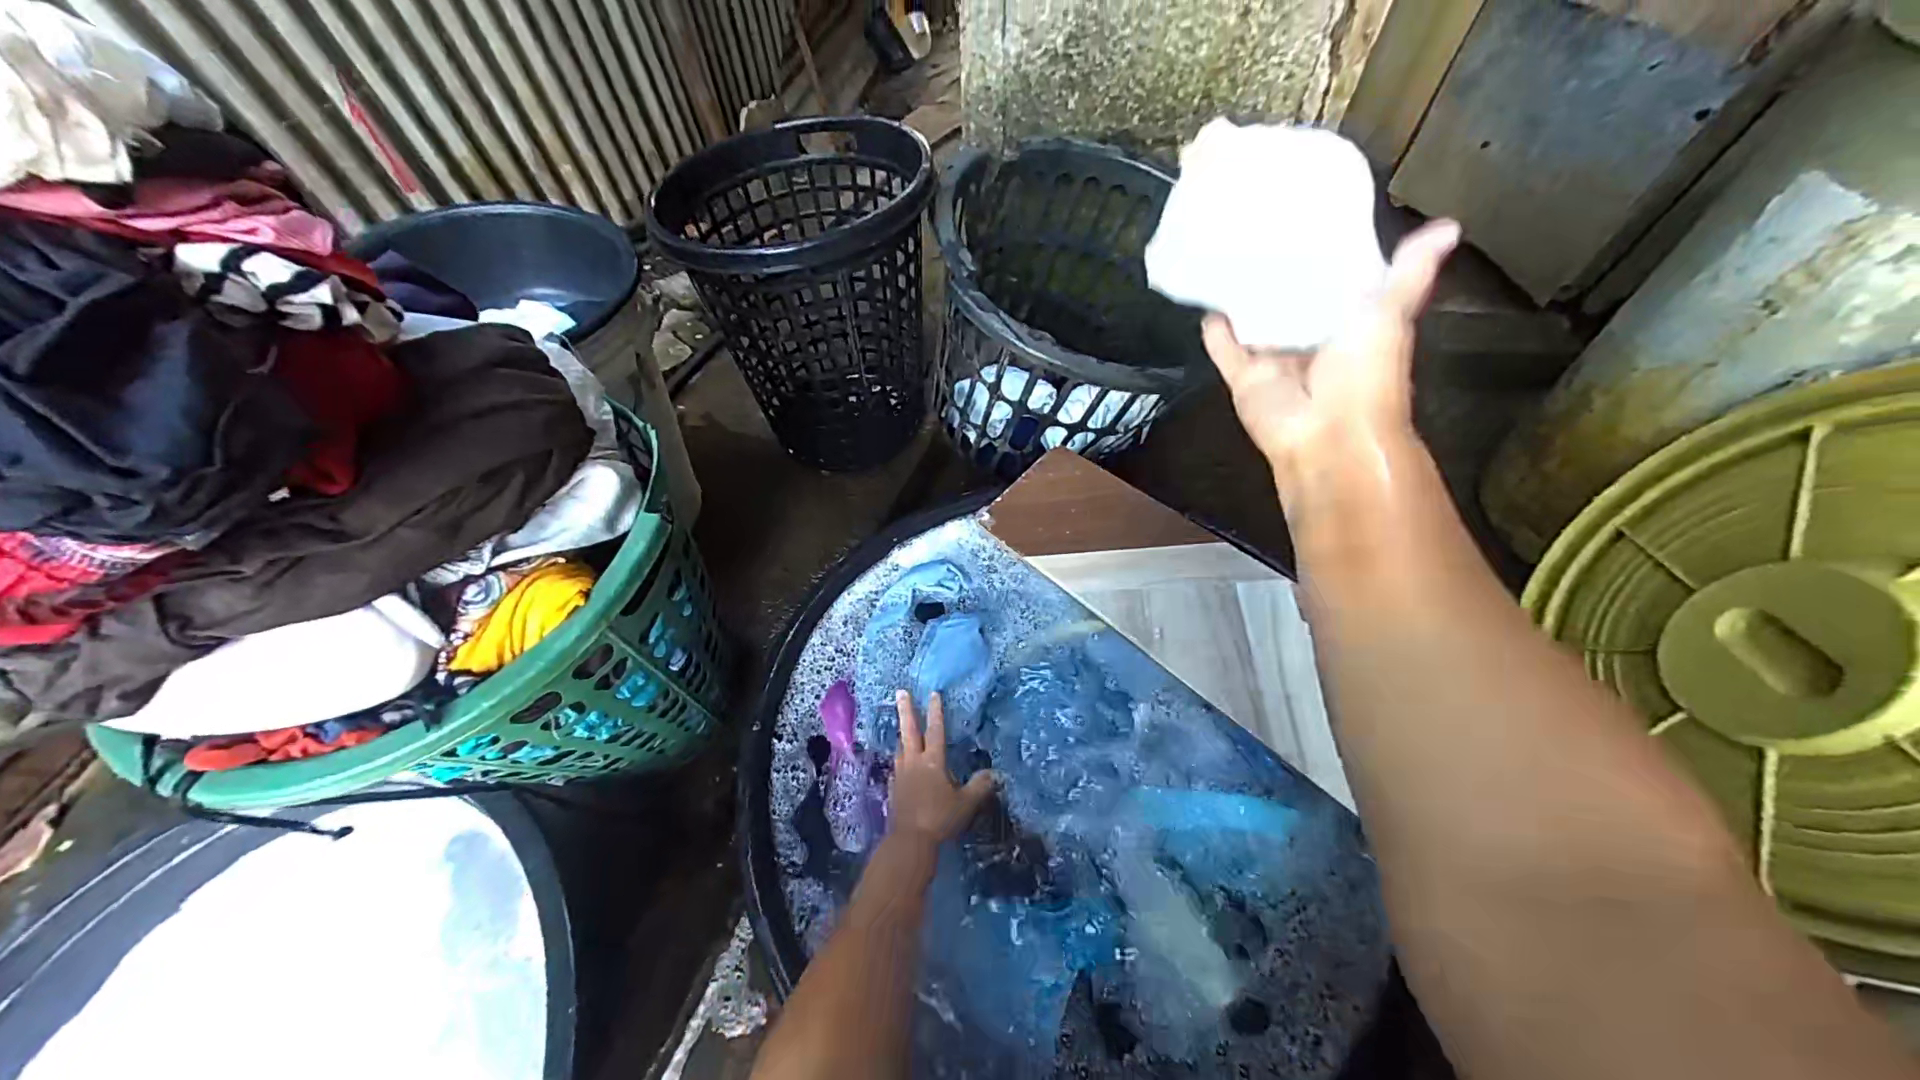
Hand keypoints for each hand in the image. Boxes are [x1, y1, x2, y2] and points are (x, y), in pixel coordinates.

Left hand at [890, 690, 995, 848]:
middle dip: (906, 710)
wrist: (910, 840)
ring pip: (900, 747)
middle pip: (909, 730)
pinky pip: (897, 766)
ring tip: (902, 727)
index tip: (933, 693)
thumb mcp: (966, 803)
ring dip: (902, 734)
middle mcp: (913, 762)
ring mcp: (900, 775)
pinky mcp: (893, 788)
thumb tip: (993, 773)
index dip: (936, 711)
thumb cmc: (940, 818)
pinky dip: (900, 758)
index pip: (936, 730)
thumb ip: (979, 786)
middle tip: (901, 692)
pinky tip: (901, 763)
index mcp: (932, 761)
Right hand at [1201, 220, 1459, 494]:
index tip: (1311, 220)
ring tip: (1225, 257)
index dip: (1326, 256)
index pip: (1336, 283)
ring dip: (1242, 298)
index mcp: (1350, 324)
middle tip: (1259, 232)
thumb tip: (1448, 227)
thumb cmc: (1367, 373)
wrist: (1329, 434)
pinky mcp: (1244, 377)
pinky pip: (1225, 350)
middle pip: (1290, 303)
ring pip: (1255, 324)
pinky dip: (1214, 331)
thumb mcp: (1391, 314)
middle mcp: (1311, 341)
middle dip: (1278, 276)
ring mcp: (1275, 361)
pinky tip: (1205, 302)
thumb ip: (1407, 275)